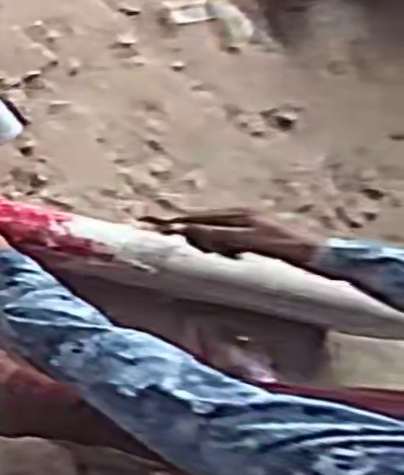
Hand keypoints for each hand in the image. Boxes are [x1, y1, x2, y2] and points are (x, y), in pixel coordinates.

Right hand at [151, 209, 323, 266]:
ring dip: (191, 235)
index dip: (167, 222)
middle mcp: (240, 216)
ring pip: (209, 229)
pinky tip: (207, 248)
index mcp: (236, 214)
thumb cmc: (289, 248)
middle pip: (198, 221)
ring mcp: (250, 226)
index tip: (140, 223)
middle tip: (147, 231)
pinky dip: (208, 241)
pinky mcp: (257, 237)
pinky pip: (221, 236)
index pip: (191, 218)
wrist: (333, 260)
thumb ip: (210, 233)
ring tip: (175, 241)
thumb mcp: (246, 240)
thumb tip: (173, 228)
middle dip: (174, 227)